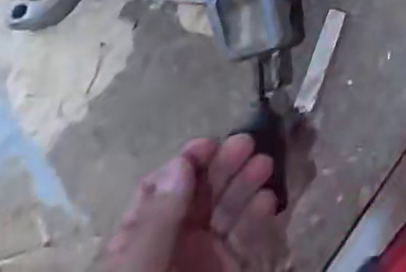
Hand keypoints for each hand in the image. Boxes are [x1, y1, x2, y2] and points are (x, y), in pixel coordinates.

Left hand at [95, 134, 277, 271]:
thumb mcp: (136, 269)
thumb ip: (158, 220)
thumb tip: (182, 162)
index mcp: (137, 242)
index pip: (160, 190)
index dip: (184, 164)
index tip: (208, 146)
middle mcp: (172, 246)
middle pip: (200, 194)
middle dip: (223, 167)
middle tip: (247, 145)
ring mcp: (205, 261)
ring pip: (228, 211)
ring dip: (246, 184)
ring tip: (264, 166)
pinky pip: (248, 241)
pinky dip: (259, 219)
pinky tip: (269, 203)